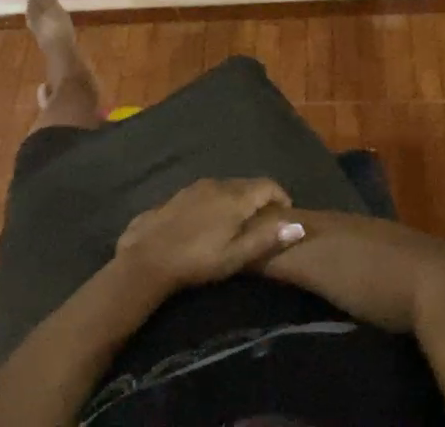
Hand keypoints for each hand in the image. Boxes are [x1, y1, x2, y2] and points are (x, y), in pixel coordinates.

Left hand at [115, 179, 307, 289]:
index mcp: (235, 196)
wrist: (147, 258)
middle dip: (259, 199)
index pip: (268, 185)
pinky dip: (216, 202)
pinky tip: (208, 223)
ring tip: (237, 223)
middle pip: (247, 184)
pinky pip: (206, 192)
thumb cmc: (197, 260)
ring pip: (225, 187)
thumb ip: (266, 239)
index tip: (285, 214)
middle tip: (262, 222)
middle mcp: (217, 184)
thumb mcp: (235, 256)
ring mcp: (194, 187)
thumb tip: (298, 226)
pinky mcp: (177, 195)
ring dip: (237, 200)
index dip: (280, 197)